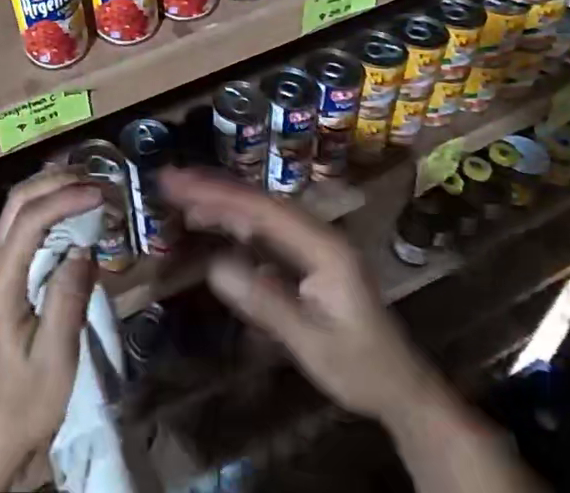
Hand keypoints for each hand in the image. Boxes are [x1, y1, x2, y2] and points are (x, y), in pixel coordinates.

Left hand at [0, 171, 102, 478]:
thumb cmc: (28, 396)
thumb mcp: (56, 355)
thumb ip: (67, 298)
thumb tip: (84, 248)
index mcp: (2, 276)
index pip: (31, 218)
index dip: (66, 198)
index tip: (104, 193)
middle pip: (20, 200)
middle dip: (59, 181)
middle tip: (102, 181)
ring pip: (21, 207)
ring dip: (54, 190)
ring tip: (95, 188)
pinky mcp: (8, 271)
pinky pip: (27, 225)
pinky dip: (52, 208)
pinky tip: (78, 212)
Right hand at [158, 167, 443, 419]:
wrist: (402, 390)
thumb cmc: (360, 367)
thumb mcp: (311, 341)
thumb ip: (265, 302)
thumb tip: (213, 266)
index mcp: (323, 249)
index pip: (262, 210)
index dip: (217, 194)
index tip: (179, 184)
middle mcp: (317, 236)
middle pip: (257, 201)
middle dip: (211, 187)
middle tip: (167, 179)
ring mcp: (311, 245)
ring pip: (257, 210)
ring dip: (218, 199)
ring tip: (177, 192)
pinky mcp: (303, 257)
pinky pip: (260, 227)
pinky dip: (230, 218)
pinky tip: (207, 219)